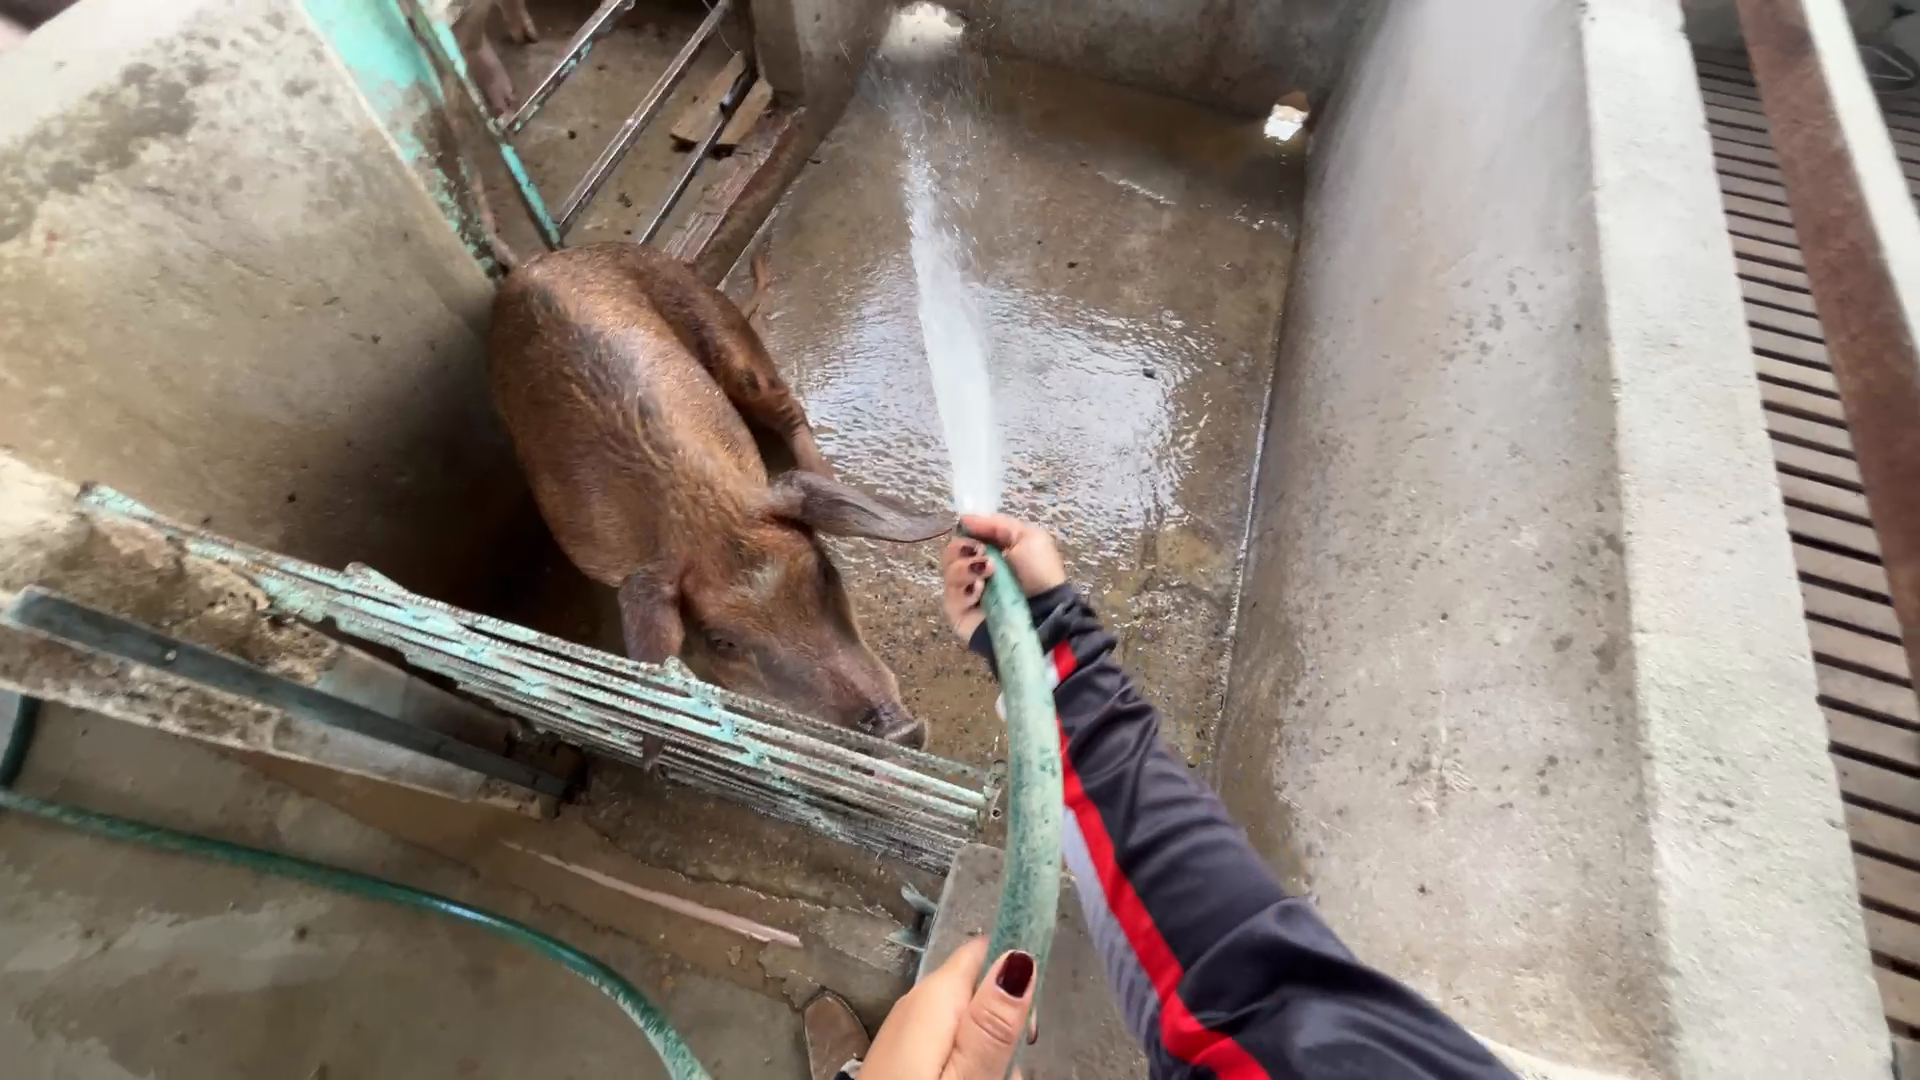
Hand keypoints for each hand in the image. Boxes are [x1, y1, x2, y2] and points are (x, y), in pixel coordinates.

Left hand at [861, 940, 1036, 1079]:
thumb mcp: (967, 1079)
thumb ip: (992, 1021)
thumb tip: (1020, 953)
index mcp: (933, 997)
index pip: (983, 950)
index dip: (1015, 973)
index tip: (1030, 1023)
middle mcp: (916, 1005)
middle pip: (979, 995)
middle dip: (1003, 1032)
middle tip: (1004, 1076)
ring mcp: (906, 1036)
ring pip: (968, 1033)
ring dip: (988, 1062)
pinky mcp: (901, 1065)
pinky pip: (948, 1056)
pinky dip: (966, 1073)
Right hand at [942, 515, 1067, 640]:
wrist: (1045, 612)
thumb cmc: (1040, 573)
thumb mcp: (1028, 537)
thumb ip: (996, 524)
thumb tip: (964, 518)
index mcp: (990, 552)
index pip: (964, 536)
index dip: (967, 533)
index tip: (978, 536)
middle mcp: (975, 571)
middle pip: (950, 552)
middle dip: (964, 549)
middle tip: (983, 553)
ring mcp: (966, 592)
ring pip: (948, 572)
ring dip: (966, 568)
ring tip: (988, 573)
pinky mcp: (960, 613)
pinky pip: (950, 596)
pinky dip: (964, 590)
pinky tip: (979, 591)